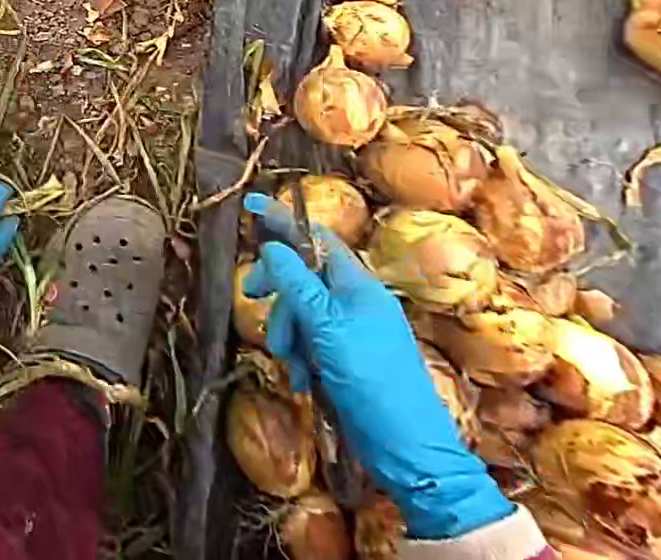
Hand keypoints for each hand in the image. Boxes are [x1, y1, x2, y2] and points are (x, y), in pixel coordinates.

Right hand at [242, 193, 511, 541]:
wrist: (410, 453)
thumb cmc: (372, 381)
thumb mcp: (327, 328)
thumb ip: (297, 283)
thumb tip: (272, 245)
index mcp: (357, 283)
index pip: (316, 237)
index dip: (283, 221)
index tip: (250, 206)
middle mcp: (353, 300)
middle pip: (302, 274)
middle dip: (278, 290)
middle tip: (251, 295)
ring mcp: (349, 329)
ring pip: (301, 310)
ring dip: (288, 332)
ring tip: (292, 360)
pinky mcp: (344, 357)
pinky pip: (309, 340)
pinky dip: (300, 355)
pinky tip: (304, 377)